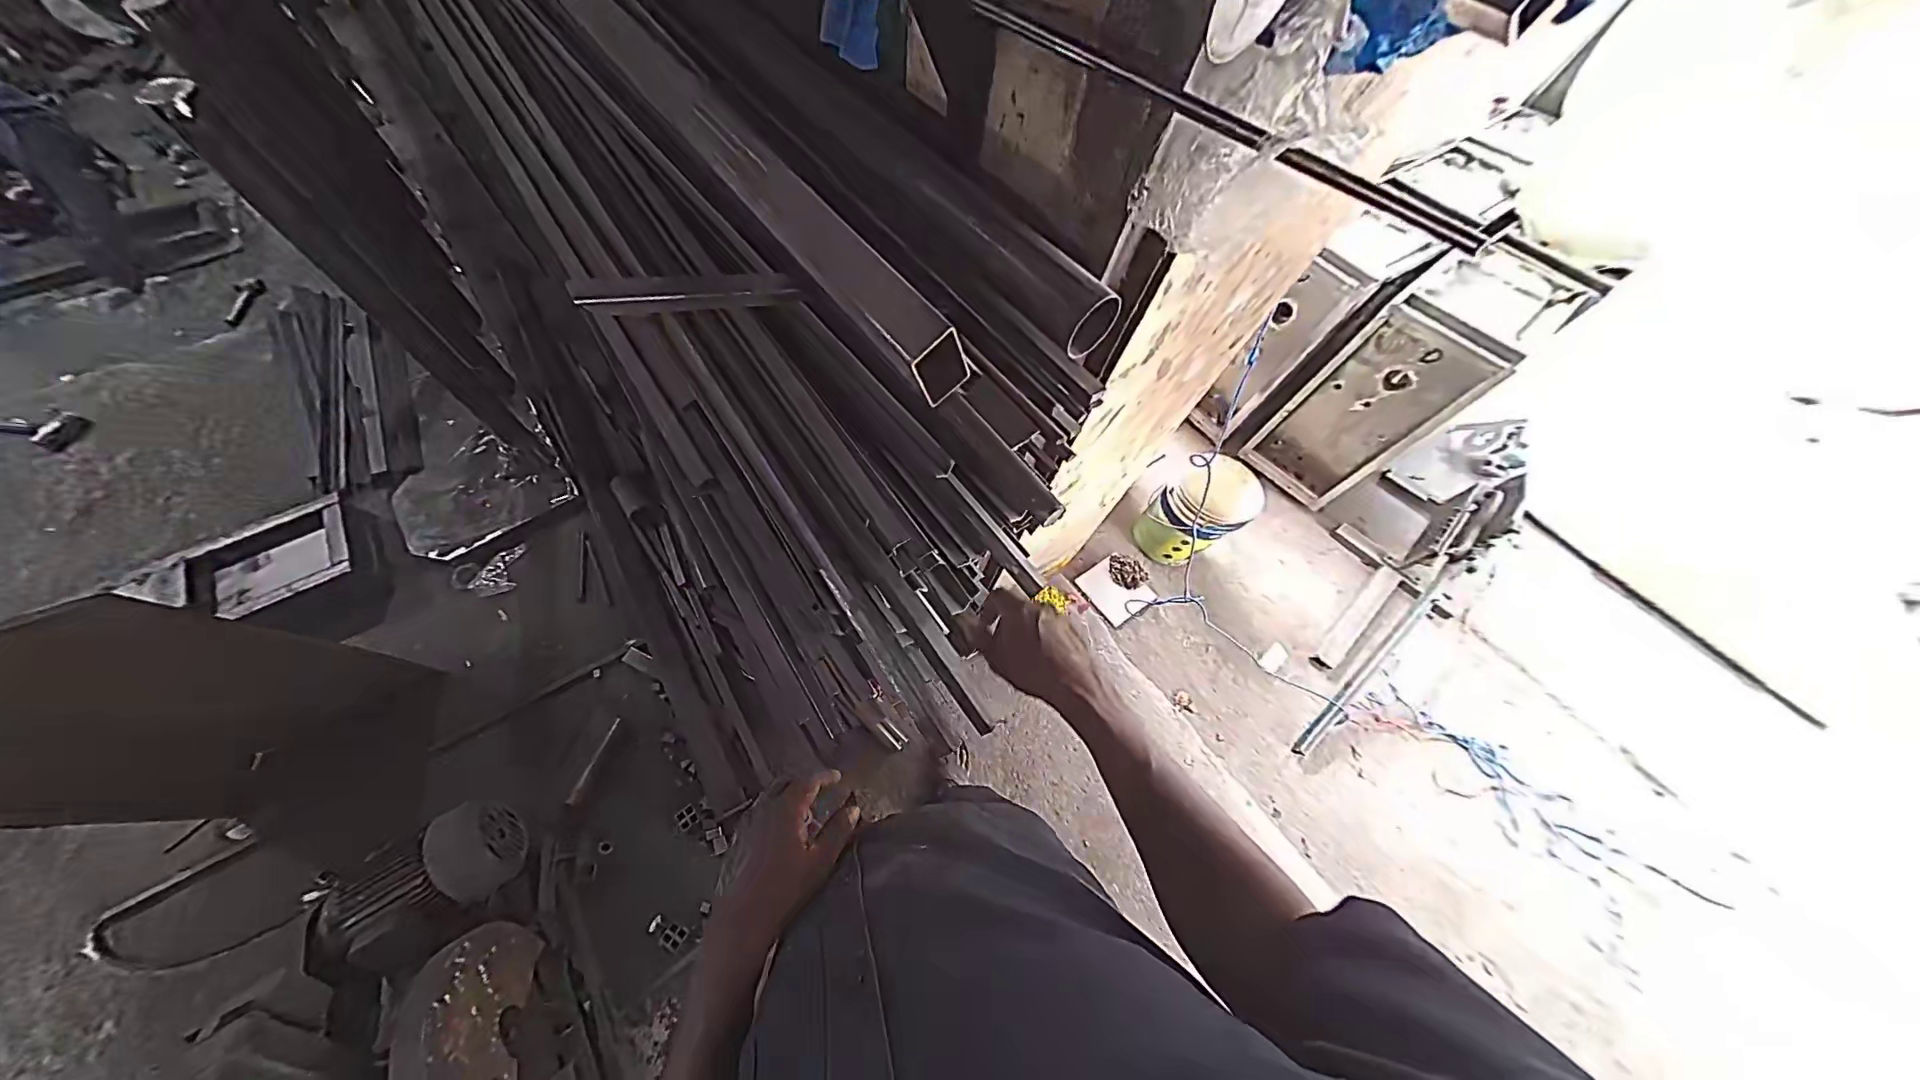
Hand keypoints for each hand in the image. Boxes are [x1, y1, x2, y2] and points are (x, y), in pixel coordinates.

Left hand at [706, 771, 859, 959]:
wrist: (743, 918)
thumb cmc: (785, 889)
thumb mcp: (821, 860)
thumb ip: (838, 831)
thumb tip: (852, 810)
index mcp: (785, 809)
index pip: (807, 781)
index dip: (824, 777)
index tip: (837, 777)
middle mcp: (764, 809)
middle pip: (786, 783)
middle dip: (805, 783)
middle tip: (822, 791)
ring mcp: (748, 823)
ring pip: (771, 798)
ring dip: (790, 798)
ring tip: (806, 814)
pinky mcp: (739, 839)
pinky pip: (761, 813)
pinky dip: (776, 812)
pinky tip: (784, 833)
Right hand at [969, 585, 1123, 712]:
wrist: (1078, 686)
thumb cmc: (1044, 675)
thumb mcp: (997, 658)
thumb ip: (976, 635)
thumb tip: (964, 622)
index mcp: (1020, 607)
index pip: (996, 594)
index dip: (987, 608)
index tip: (985, 620)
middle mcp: (1042, 604)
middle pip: (1018, 602)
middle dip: (1008, 619)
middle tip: (1003, 639)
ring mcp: (1061, 613)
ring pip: (1036, 613)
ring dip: (1028, 627)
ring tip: (1024, 651)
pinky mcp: (1076, 625)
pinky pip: (1053, 623)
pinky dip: (1045, 634)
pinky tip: (1043, 656)